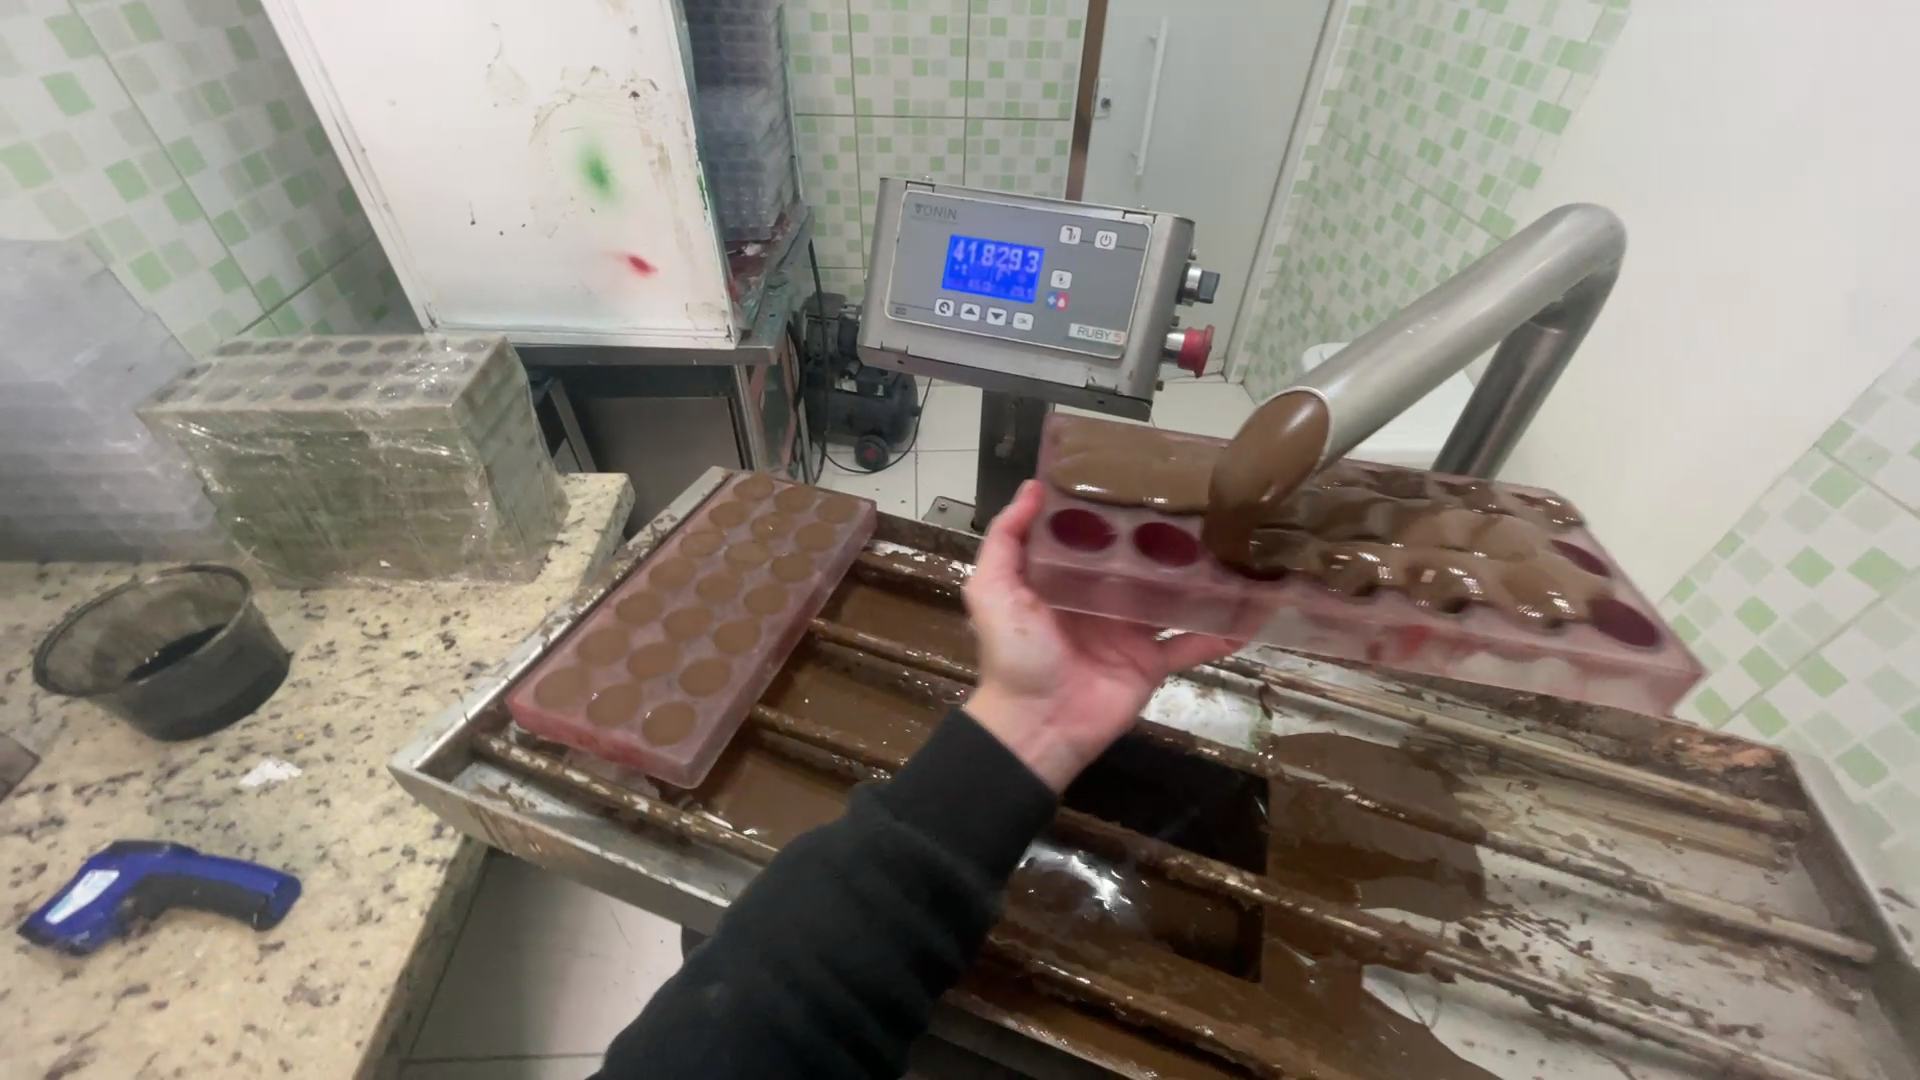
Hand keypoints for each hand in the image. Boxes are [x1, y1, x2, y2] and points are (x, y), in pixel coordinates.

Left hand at [962, 481, 1240, 792]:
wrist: (1036, 724)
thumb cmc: (1014, 653)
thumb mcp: (993, 589)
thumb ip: (1005, 539)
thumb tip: (1033, 487)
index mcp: (1061, 579)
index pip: (1092, 536)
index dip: (1112, 511)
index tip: (1141, 478)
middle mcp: (1098, 599)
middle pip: (1139, 562)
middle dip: (1166, 538)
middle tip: (1206, 503)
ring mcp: (1129, 631)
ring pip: (1171, 597)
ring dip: (1201, 578)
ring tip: (1239, 546)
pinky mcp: (1151, 662)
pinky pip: (1192, 644)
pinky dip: (1221, 632)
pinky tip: (1254, 610)